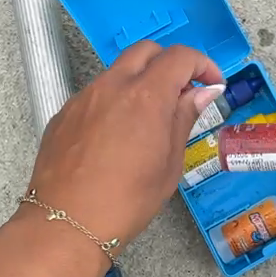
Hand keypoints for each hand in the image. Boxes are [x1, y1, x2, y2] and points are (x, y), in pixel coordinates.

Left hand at [25, 41, 222, 258]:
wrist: (66, 225)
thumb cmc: (127, 201)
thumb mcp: (170, 164)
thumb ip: (184, 118)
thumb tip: (202, 92)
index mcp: (145, 96)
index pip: (179, 57)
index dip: (202, 64)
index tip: (212, 83)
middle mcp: (112, 85)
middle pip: (146, 51)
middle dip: (169, 63)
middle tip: (182, 92)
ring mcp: (84, 97)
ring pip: (118, 72)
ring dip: (140, 82)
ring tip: (148, 119)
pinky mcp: (64, 113)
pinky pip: (95, 94)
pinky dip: (114, 101)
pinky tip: (116, 136)